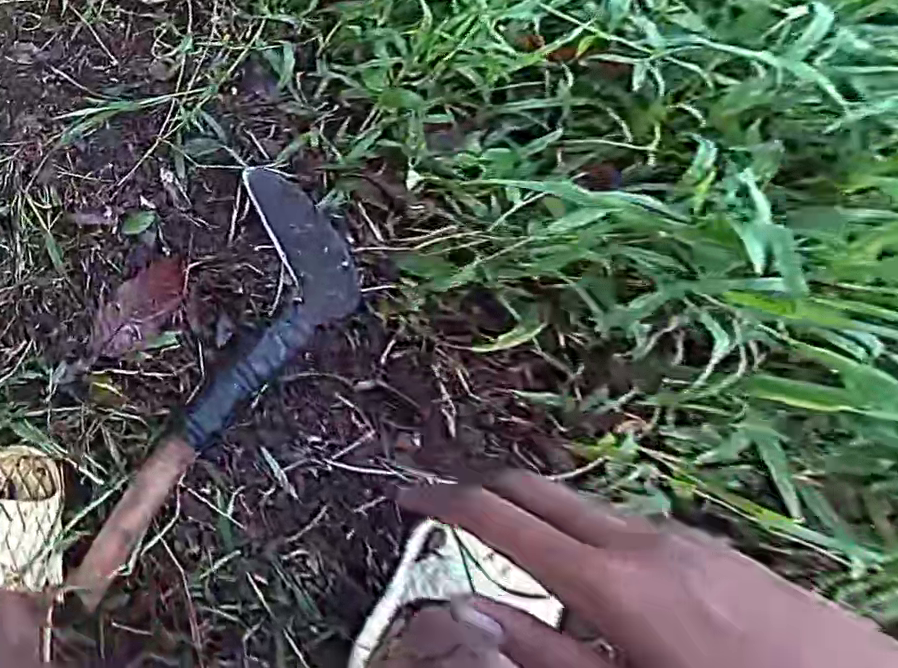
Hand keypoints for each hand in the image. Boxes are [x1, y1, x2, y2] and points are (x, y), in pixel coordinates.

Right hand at [397, 471, 897, 667]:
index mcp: (605, 579)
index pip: (489, 513)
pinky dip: (599, 537)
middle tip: (450, 509)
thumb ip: (543, 652)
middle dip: (479, 488)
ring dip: (542, 515)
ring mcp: (688, 542)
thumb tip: (462, 610)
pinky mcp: (732, 556)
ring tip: (537, 559)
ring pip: (582, 504)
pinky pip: (637, 527)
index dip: (436, 499)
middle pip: (528, 486)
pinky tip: (625, 586)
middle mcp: (636, 541)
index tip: (405, 499)